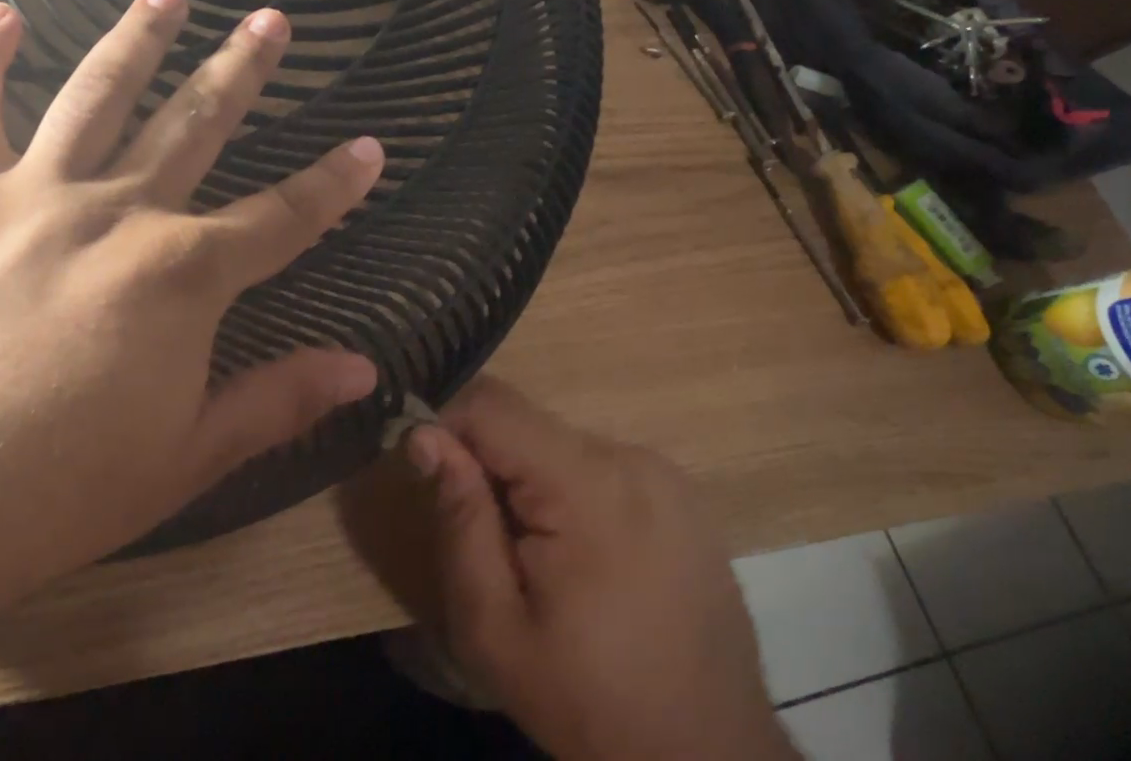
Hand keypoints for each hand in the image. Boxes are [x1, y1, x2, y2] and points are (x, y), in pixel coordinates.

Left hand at [0, 0, 383, 610]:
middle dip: (241, 72)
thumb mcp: (187, 457)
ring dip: (136, 39)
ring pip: (94, 95)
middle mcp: (114, 213)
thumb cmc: (61, 492)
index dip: (333, 185)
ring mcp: (26, 196)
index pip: (281, 220)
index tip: (370, 146)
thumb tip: (363, 369)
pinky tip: (3, 14)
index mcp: (180, 276)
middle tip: (272, 20)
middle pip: (193, 127)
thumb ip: (277, 401)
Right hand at [405, 379, 796, 760]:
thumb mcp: (491, 623)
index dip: (444, 426)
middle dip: (488, 467)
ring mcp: (669, 480)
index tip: (429, 479)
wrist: (705, 758)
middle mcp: (636, 462)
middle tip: (486, 543)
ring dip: (528, 485)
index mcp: (589, 486)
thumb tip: (425, 435)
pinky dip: (568, 496)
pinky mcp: (685, 503)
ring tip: (533, 560)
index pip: (491, 404)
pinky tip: (581, 563)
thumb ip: (459, 518)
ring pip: (559, 447)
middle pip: (526, 426)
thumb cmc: (586, 697)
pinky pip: (600, 470)